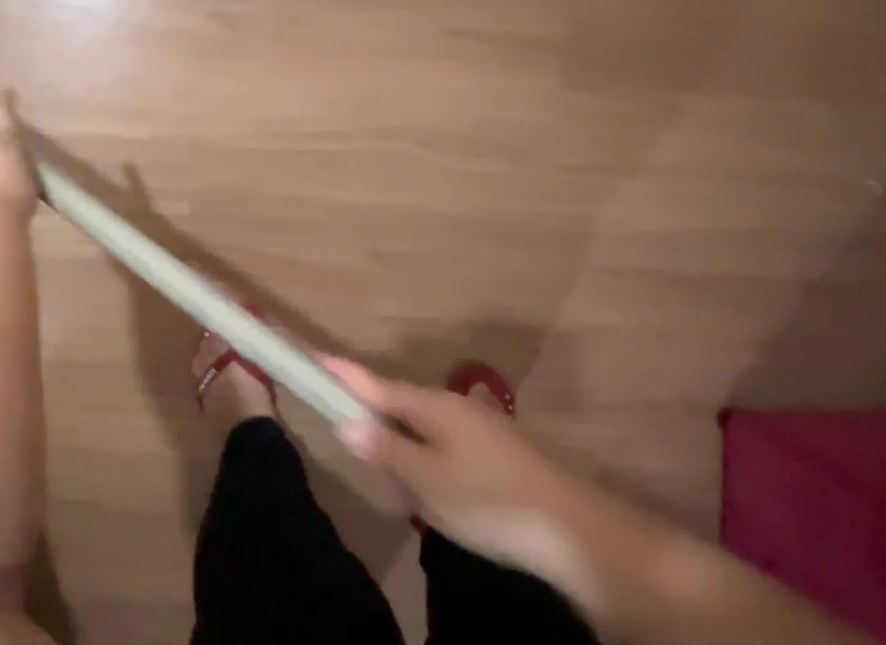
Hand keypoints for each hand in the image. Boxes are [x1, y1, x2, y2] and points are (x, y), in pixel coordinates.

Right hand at [326, 359, 598, 590]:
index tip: (311, 356)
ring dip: (407, 460)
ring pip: (422, 435)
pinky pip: (445, 453)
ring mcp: (477, 429)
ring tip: (415, 501)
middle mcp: (452, 407)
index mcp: (430, 405)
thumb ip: (385, 449)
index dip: (342, 373)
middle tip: (369, 466)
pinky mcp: (495, 453)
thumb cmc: (488, 499)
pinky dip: (432, 472)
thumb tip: (348, 421)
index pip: (374, 384)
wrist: (574, 530)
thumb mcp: (426, 479)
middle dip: (377, 433)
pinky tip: (444, 505)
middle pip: (397, 409)